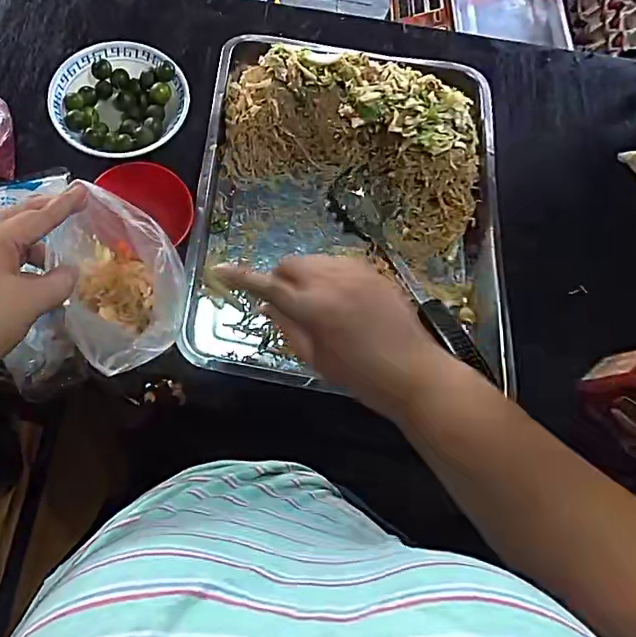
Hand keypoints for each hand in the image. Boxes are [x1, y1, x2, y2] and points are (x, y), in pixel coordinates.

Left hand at [0, 184, 86, 381]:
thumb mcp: (32, 301)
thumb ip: (59, 282)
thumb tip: (72, 271)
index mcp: (0, 239)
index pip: (40, 215)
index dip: (65, 203)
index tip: (84, 190)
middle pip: (21, 214)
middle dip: (47, 207)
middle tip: (72, 202)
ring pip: (11, 234)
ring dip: (36, 233)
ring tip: (58, 239)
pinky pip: (4, 251)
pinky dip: (24, 252)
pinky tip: (35, 270)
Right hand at [210, 255, 459, 421]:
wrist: (415, 372)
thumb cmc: (361, 376)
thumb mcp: (315, 358)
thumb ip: (286, 326)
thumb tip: (265, 304)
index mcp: (314, 307)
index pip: (267, 284)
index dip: (240, 277)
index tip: (220, 270)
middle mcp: (332, 280)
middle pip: (289, 264)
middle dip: (279, 279)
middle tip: (285, 304)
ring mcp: (355, 271)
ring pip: (313, 260)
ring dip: (303, 276)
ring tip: (314, 303)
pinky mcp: (373, 270)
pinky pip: (337, 262)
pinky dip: (326, 274)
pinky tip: (337, 297)